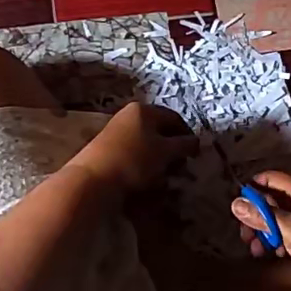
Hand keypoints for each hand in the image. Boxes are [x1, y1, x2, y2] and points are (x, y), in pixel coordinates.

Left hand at [66, 102, 196, 194]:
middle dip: (172, 150)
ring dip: (158, 160)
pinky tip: (145, 180)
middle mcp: (128, 116)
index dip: (187, 136)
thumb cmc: (134, 159)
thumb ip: (184, 145)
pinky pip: (133, 154)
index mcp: (143, 110)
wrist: (93, 179)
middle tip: (180, 168)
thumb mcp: (165, 152)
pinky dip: (143, 165)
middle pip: (158, 131)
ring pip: (146, 145)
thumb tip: (197, 141)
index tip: (195, 155)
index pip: (174, 118)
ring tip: (164, 178)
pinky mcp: (107, 150)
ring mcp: (115, 132)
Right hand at [231, 171, 290, 290]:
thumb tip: (236, 203)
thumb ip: (263, 216)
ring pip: (273, 217)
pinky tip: (266, 252)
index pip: (273, 179)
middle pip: (271, 199)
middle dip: (255, 215)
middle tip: (243, 231)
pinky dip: (271, 240)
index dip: (254, 187)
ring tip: (253, 246)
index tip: (237, 201)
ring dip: (261, 230)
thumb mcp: (290, 230)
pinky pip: (280, 232)